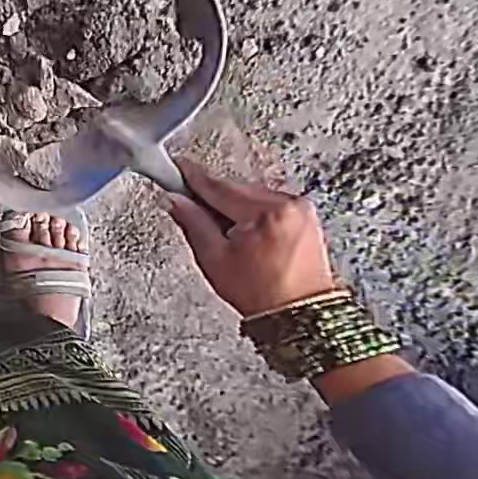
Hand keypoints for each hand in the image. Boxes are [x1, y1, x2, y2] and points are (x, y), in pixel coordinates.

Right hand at [163, 158, 340, 315]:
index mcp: (265, 211)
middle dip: (209, 196)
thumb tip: (173, 200)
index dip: (190, 177)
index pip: (217, 186)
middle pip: (234, 188)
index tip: (173, 167)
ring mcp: (300, 208)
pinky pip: (266, 203)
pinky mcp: (304, 215)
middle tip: (187, 207)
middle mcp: (288, 203)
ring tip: (221, 234)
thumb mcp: (212, 255)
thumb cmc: (259, 290)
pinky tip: (240, 232)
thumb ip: (191, 221)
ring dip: (229, 206)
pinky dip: (247, 212)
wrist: (299, 312)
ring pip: (249, 195)